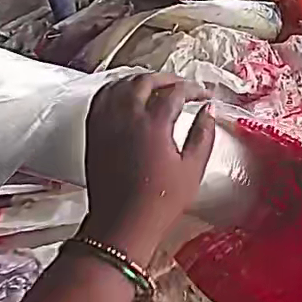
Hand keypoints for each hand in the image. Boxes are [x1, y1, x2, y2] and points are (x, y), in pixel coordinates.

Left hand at [83, 73, 216, 261]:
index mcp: (154, 125)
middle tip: (181, 85)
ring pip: (122, 84)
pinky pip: (102, 96)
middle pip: (146, 81)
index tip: (203, 94)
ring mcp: (106, 122)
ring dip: (141, 80)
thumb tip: (209, 111)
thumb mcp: (192, 169)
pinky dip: (116, 88)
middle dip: (167, 78)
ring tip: (156, 85)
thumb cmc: (159, 202)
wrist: (123, 223)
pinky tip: (126, 94)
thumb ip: (203, 135)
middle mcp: (127, 117)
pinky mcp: (93, 130)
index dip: (193, 88)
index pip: (176, 92)